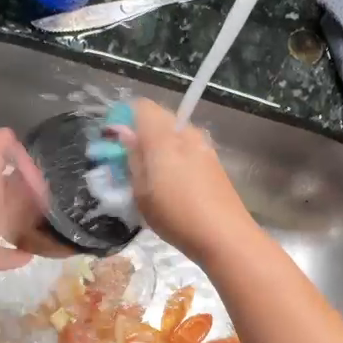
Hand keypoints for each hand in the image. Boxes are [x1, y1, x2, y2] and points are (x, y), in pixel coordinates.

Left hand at [0, 128, 48, 311]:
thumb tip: (5, 131)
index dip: (17, 158)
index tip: (45, 169)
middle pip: (3, 193)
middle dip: (25, 189)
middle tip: (56, 191)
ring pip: (4, 222)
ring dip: (22, 219)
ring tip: (48, 219)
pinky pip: (1, 254)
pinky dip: (15, 252)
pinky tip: (30, 254)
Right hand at [115, 99, 257, 263]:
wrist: (224, 236)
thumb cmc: (176, 215)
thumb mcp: (141, 192)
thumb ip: (132, 158)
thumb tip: (124, 134)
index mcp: (164, 136)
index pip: (141, 107)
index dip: (125, 119)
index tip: (117, 144)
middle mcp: (186, 133)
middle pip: (159, 119)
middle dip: (142, 135)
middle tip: (131, 164)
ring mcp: (204, 146)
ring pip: (175, 135)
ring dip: (160, 148)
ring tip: (153, 179)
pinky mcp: (215, 162)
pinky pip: (188, 150)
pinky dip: (176, 159)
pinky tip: (174, 186)